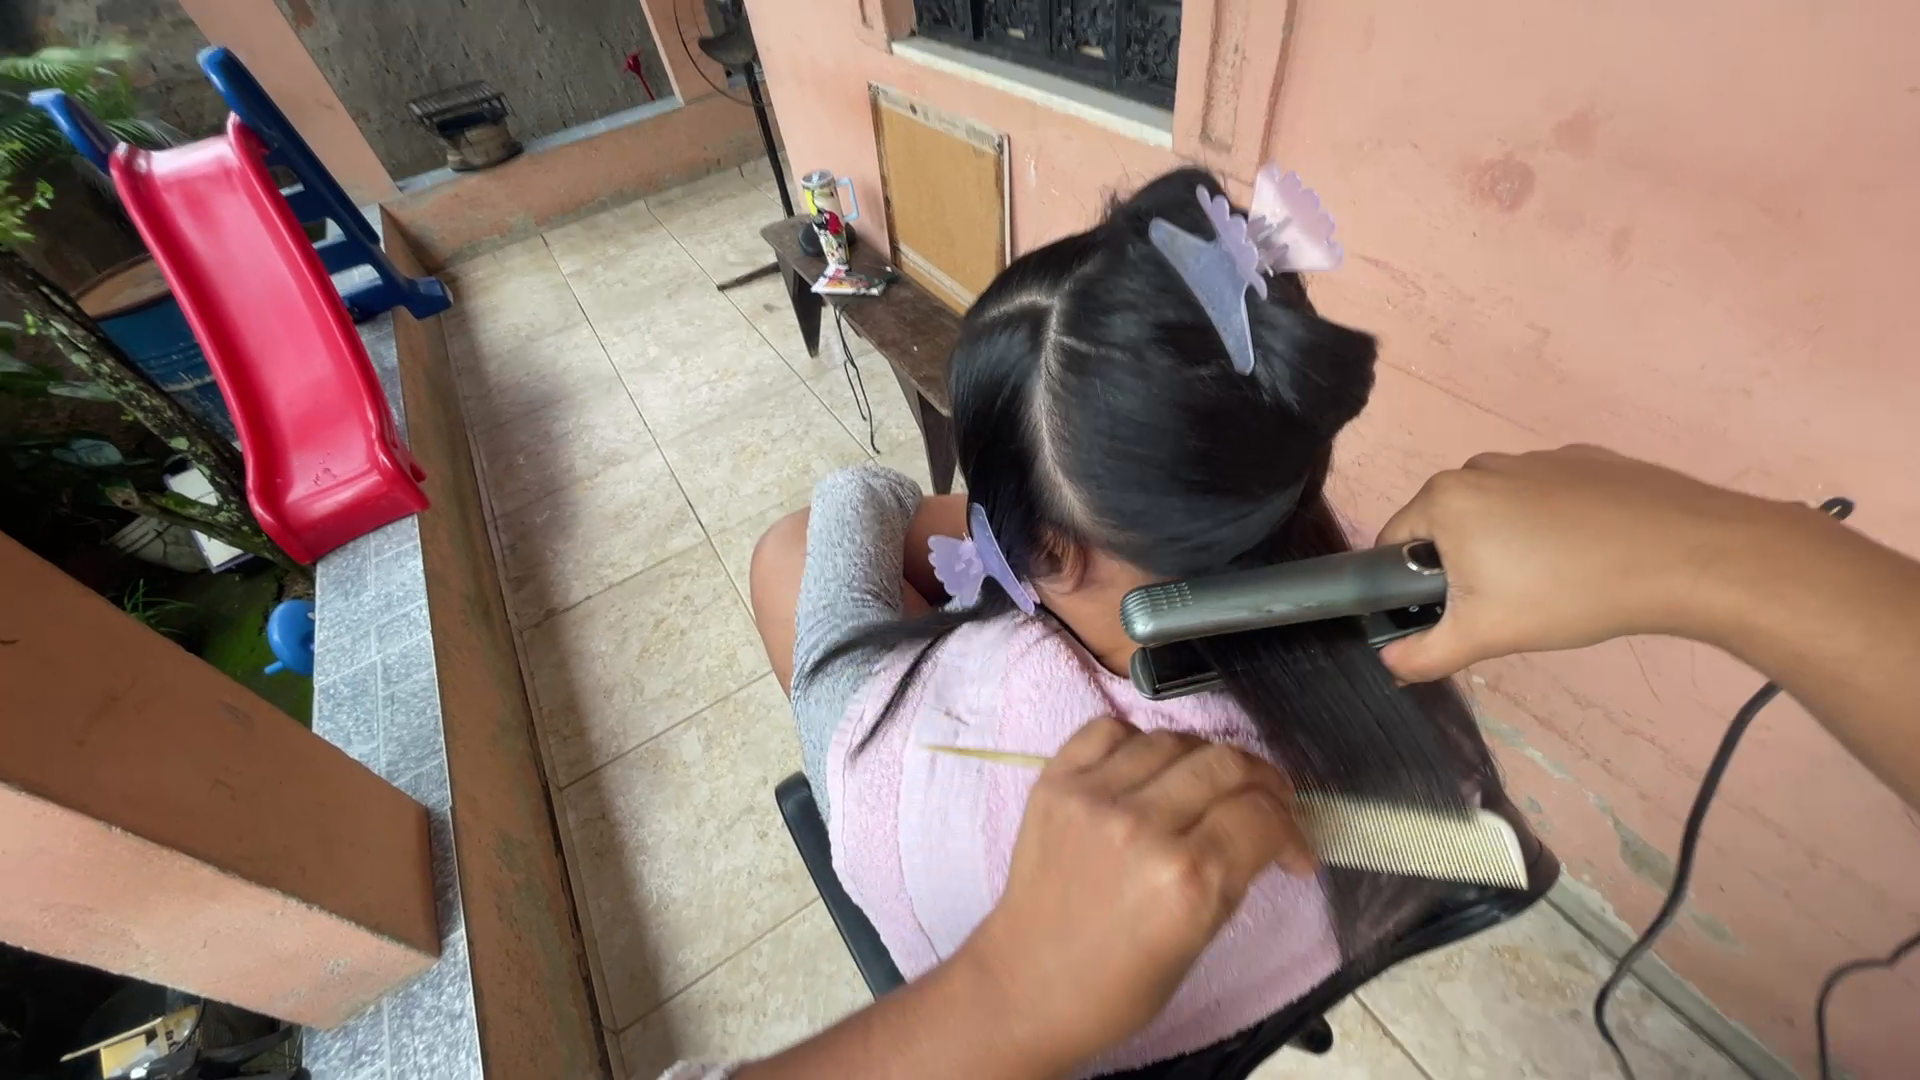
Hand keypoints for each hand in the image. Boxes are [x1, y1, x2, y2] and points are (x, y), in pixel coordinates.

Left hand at [955, 718, 1313, 1072]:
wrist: (1027, 980)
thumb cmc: (1118, 982)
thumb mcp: (1198, 940)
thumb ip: (1233, 872)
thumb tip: (1265, 828)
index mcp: (1188, 880)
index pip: (1262, 815)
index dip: (1291, 827)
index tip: (1292, 846)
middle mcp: (1141, 825)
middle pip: (1225, 763)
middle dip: (1261, 780)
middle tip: (1264, 800)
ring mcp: (1091, 795)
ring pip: (1171, 739)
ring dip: (1203, 758)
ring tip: (1205, 783)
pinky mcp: (1053, 780)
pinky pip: (1108, 729)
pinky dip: (1138, 740)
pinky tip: (1146, 766)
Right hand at [1373, 444, 1819, 682]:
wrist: (1700, 556)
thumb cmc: (1571, 592)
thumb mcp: (1487, 634)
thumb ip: (1425, 654)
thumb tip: (1388, 663)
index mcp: (1443, 497)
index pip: (1395, 542)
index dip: (1409, 581)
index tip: (1449, 607)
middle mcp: (1480, 467)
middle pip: (1444, 523)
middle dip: (1459, 560)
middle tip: (1503, 598)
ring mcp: (1536, 457)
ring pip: (1494, 508)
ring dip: (1504, 539)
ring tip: (1553, 577)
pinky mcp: (1587, 458)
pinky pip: (1544, 494)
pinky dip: (1552, 520)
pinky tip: (1590, 550)